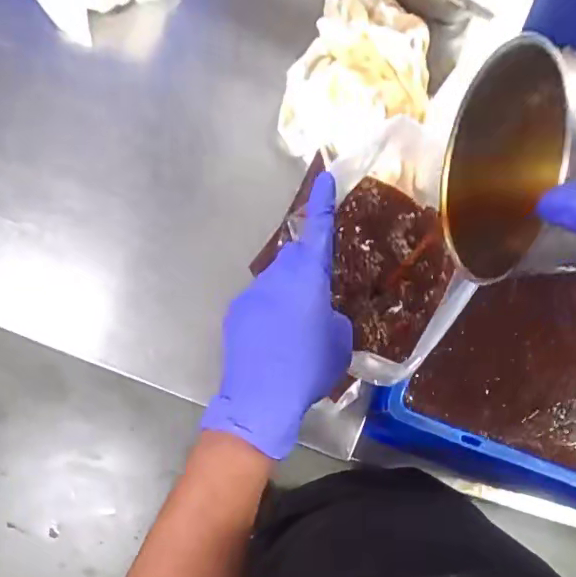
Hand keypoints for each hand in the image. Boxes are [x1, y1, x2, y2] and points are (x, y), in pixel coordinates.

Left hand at [200, 171, 353, 458]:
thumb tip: (322, 316)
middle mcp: (277, 276)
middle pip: (295, 261)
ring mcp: (252, 294)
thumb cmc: (308, 368)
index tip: (325, 179)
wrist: (260, 397)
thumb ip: (333, 320)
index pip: (318, 231)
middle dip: (307, 272)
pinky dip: (271, 317)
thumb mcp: (338, 345)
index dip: (323, 205)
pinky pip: (260, 306)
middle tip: (319, 299)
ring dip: (289, 300)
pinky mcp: (236, 314)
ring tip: (297, 334)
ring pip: (276, 285)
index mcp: (307, 278)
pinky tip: (276, 345)